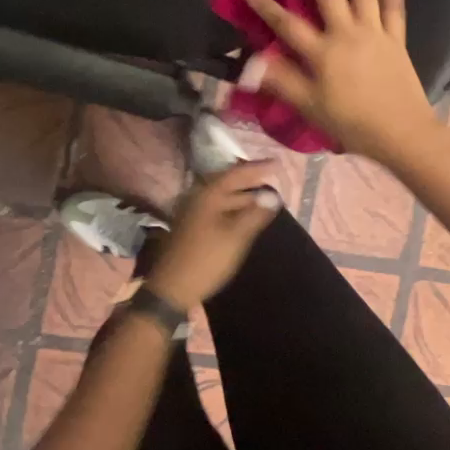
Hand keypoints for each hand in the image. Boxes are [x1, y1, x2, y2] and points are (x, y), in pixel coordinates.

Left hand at [143, 162, 281, 309]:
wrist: (172, 287)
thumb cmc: (206, 260)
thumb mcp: (235, 238)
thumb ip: (255, 214)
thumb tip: (273, 195)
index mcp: (208, 195)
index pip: (237, 173)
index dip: (258, 167)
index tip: (278, 162)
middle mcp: (199, 197)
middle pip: (228, 182)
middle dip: (251, 180)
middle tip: (273, 177)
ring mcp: (194, 211)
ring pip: (223, 196)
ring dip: (243, 195)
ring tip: (265, 196)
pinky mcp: (193, 224)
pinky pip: (218, 207)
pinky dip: (234, 207)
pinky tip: (245, 214)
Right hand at [236, 0, 443, 164]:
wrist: (402, 133)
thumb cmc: (351, 123)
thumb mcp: (309, 107)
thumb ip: (280, 81)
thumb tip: (249, 62)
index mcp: (322, 53)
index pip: (286, 23)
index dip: (264, 4)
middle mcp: (347, 34)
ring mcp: (374, 33)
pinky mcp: (396, 40)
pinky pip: (394, 9)